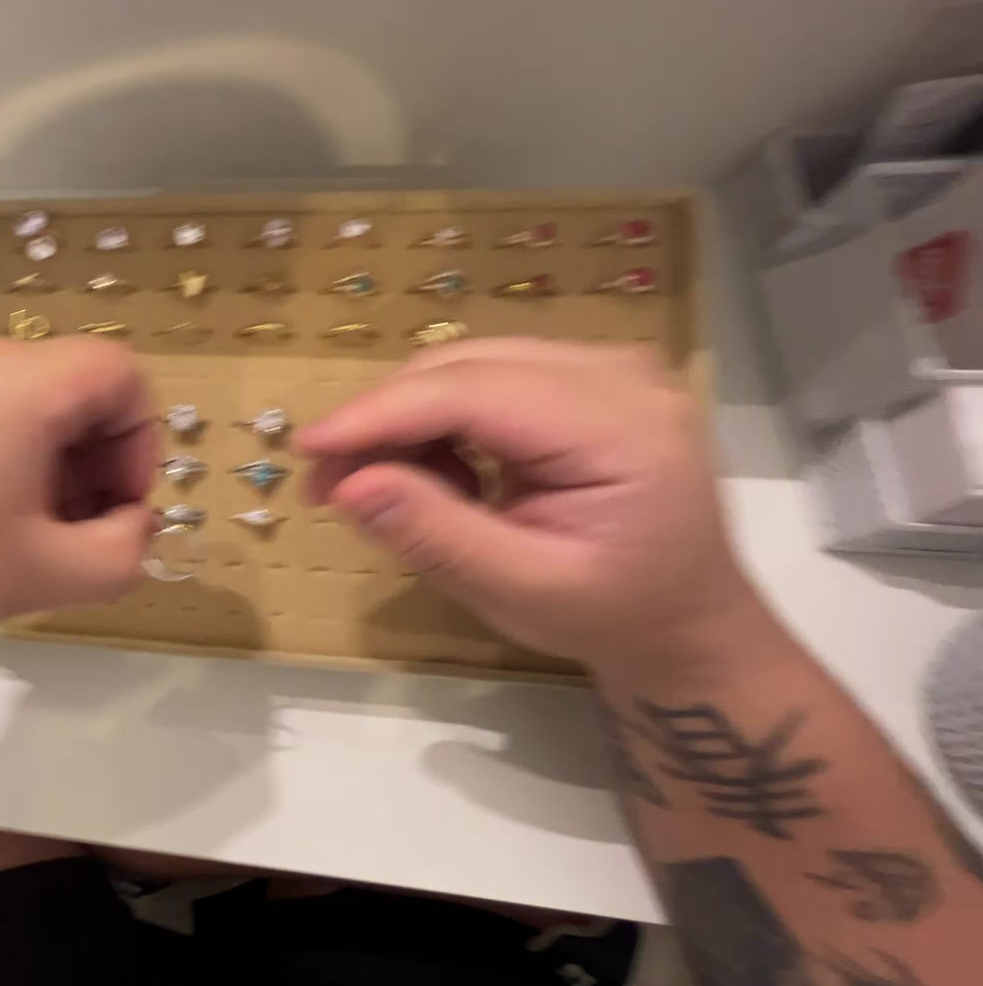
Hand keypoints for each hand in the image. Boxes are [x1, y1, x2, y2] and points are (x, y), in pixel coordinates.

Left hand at [0, 335, 156, 678]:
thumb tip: (134, 525)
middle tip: (73, 536)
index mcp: (23, 381)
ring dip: (51, 468)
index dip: (140, 444)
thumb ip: (125, 551)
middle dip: (96, 464)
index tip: (117, 511)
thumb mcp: (46, 574)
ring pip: (29, 406)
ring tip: (24, 538)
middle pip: (76, 390)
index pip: (122, 375)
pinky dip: (6, 460)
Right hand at [292, 339, 764, 673]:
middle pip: (458, 368)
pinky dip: (428, 427)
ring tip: (379, 491)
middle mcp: (614, 373)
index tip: (305, 449)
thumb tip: (347, 486)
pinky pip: (471, 383)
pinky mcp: (571, 380)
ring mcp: (595, 368)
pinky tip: (432, 477)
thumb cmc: (609, 612)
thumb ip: (435, 536)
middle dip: (378, 421)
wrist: (681, 616)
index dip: (379, 415)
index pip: (473, 392)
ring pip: (455, 370)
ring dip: (398, 426)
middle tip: (326, 485)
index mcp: (621, 426)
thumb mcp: (519, 591)